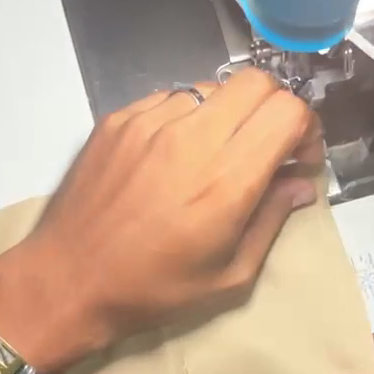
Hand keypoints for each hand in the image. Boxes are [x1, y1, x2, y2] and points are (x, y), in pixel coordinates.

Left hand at [0, 71, 320, 372]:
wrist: (67, 281)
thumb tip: (301, 185)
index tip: (297, 161)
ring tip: (215, 153)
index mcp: (226, 179)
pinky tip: (174, 154)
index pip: (288, 110)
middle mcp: (191, 137)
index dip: (306, 130)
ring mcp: (150, 121)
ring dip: (229, 114)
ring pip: (212, 87)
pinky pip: (170, 98)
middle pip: (256, 83)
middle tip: (267, 148)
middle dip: (275, 110)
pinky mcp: (119, 119)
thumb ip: (271, 221)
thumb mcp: (228, 276)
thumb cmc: (153, 290)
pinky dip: (187, 117)